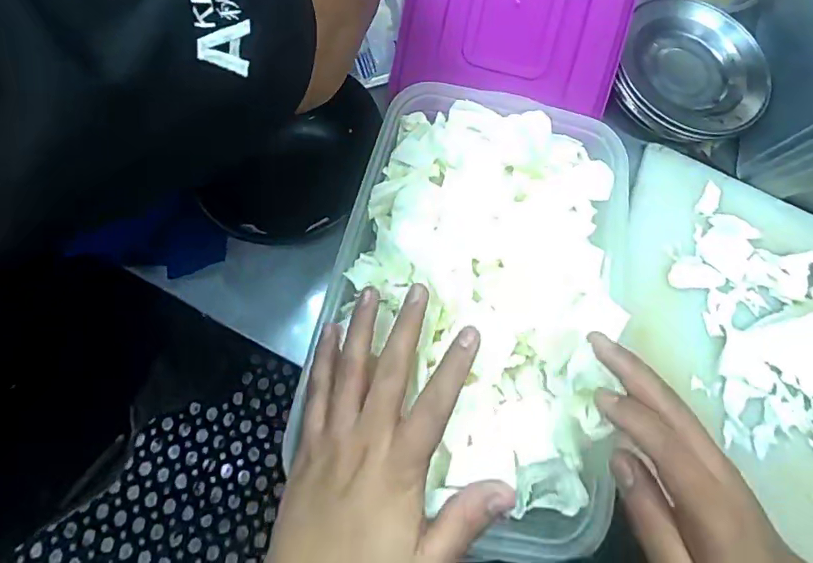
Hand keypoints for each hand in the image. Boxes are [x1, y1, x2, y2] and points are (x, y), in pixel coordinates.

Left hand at [268, 285, 512, 562]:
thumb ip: (461, 522)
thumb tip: (507, 487)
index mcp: (399, 466)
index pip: (434, 405)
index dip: (454, 366)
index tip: (471, 330)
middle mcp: (366, 440)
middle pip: (390, 373)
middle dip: (406, 328)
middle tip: (418, 289)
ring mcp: (332, 439)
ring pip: (349, 371)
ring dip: (362, 329)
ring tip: (371, 293)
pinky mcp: (306, 447)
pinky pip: (316, 393)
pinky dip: (323, 359)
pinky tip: (330, 333)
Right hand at [590, 333, 800, 562]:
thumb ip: (653, 524)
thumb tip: (620, 458)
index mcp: (713, 501)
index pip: (666, 441)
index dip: (630, 413)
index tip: (596, 394)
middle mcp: (724, 473)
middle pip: (676, 410)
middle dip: (635, 370)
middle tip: (597, 339)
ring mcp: (729, 471)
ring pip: (683, 412)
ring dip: (645, 378)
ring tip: (610, 354)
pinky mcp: (726, 476)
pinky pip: (686, 425)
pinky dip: (658, 399)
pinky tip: (640, 396)